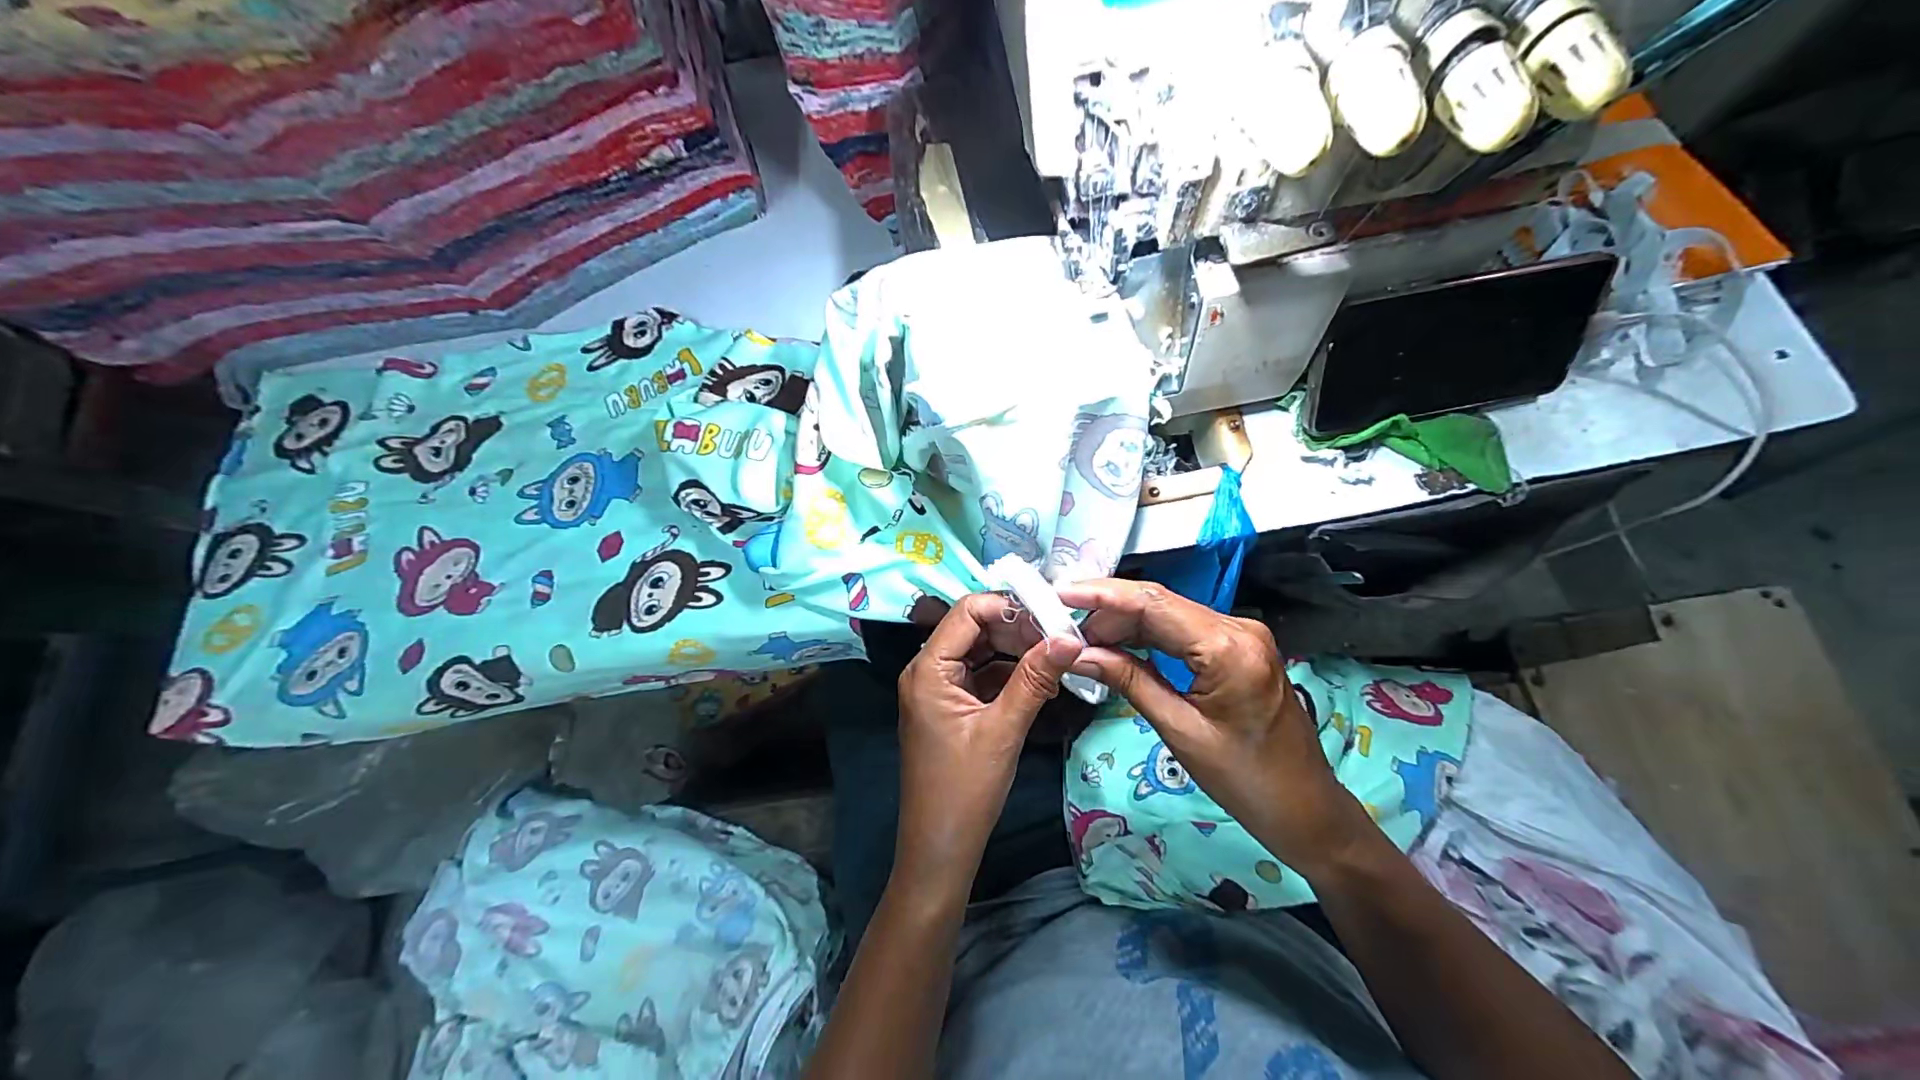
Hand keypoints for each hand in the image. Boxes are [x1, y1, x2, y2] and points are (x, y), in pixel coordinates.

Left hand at [893, 593, 1082, 894]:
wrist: (941, 848)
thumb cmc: (965, 789)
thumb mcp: (1003, 729)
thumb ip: (1035, 679)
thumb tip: (1070, 637)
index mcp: (927, 669)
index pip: (968, 612)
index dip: (1009, 607)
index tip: (1051, 614)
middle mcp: (927, 671)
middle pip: (974, 629)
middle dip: (1017, 629)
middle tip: (1062, 635)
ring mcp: (939, 690)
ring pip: (981, 652)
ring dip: (1016, 651)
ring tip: (1058, 654)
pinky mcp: (952, 708)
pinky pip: (982, 676)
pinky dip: (1010, 674)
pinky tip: (1042, 679)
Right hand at [1056, 578, 1374, 875]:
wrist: (1306, 808)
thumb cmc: (1247, 780)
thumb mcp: (1180, 731)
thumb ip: (1130, 681)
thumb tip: (1080, 654)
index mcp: (1228, 647)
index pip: (1153, 604)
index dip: (1102, 594)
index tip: (1061, 592)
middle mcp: (1238, 628)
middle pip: (1159, 603)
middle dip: (1108, 612)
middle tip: (1064, 628)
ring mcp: (1240, 635)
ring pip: (1168, 614)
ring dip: (1124, 624)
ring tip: (1083, 640)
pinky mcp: (1237, 648)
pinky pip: (1183, 630)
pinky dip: (1147, 636)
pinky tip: (1118, 646)